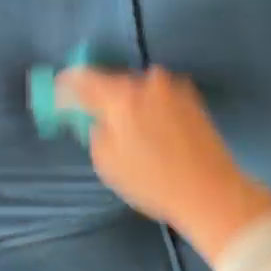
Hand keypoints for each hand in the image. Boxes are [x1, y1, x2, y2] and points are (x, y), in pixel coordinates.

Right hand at [56, 66, 270, 262]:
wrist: (211, 191)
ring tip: (124, 124)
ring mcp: (174, 89)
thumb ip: (94, 131)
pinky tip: (150, 128)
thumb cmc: (153, 181)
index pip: (83, 78)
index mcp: (121, 96)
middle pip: (113, 80)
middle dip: (100, 94)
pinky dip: (148, 105)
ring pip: (138, 88)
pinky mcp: (192, 99)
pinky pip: (158, 96)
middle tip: (91, 111)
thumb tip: (96, 118)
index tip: (59, 92)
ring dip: (127, 100)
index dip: (66, 85)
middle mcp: (147, 83)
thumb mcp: (107, 162)